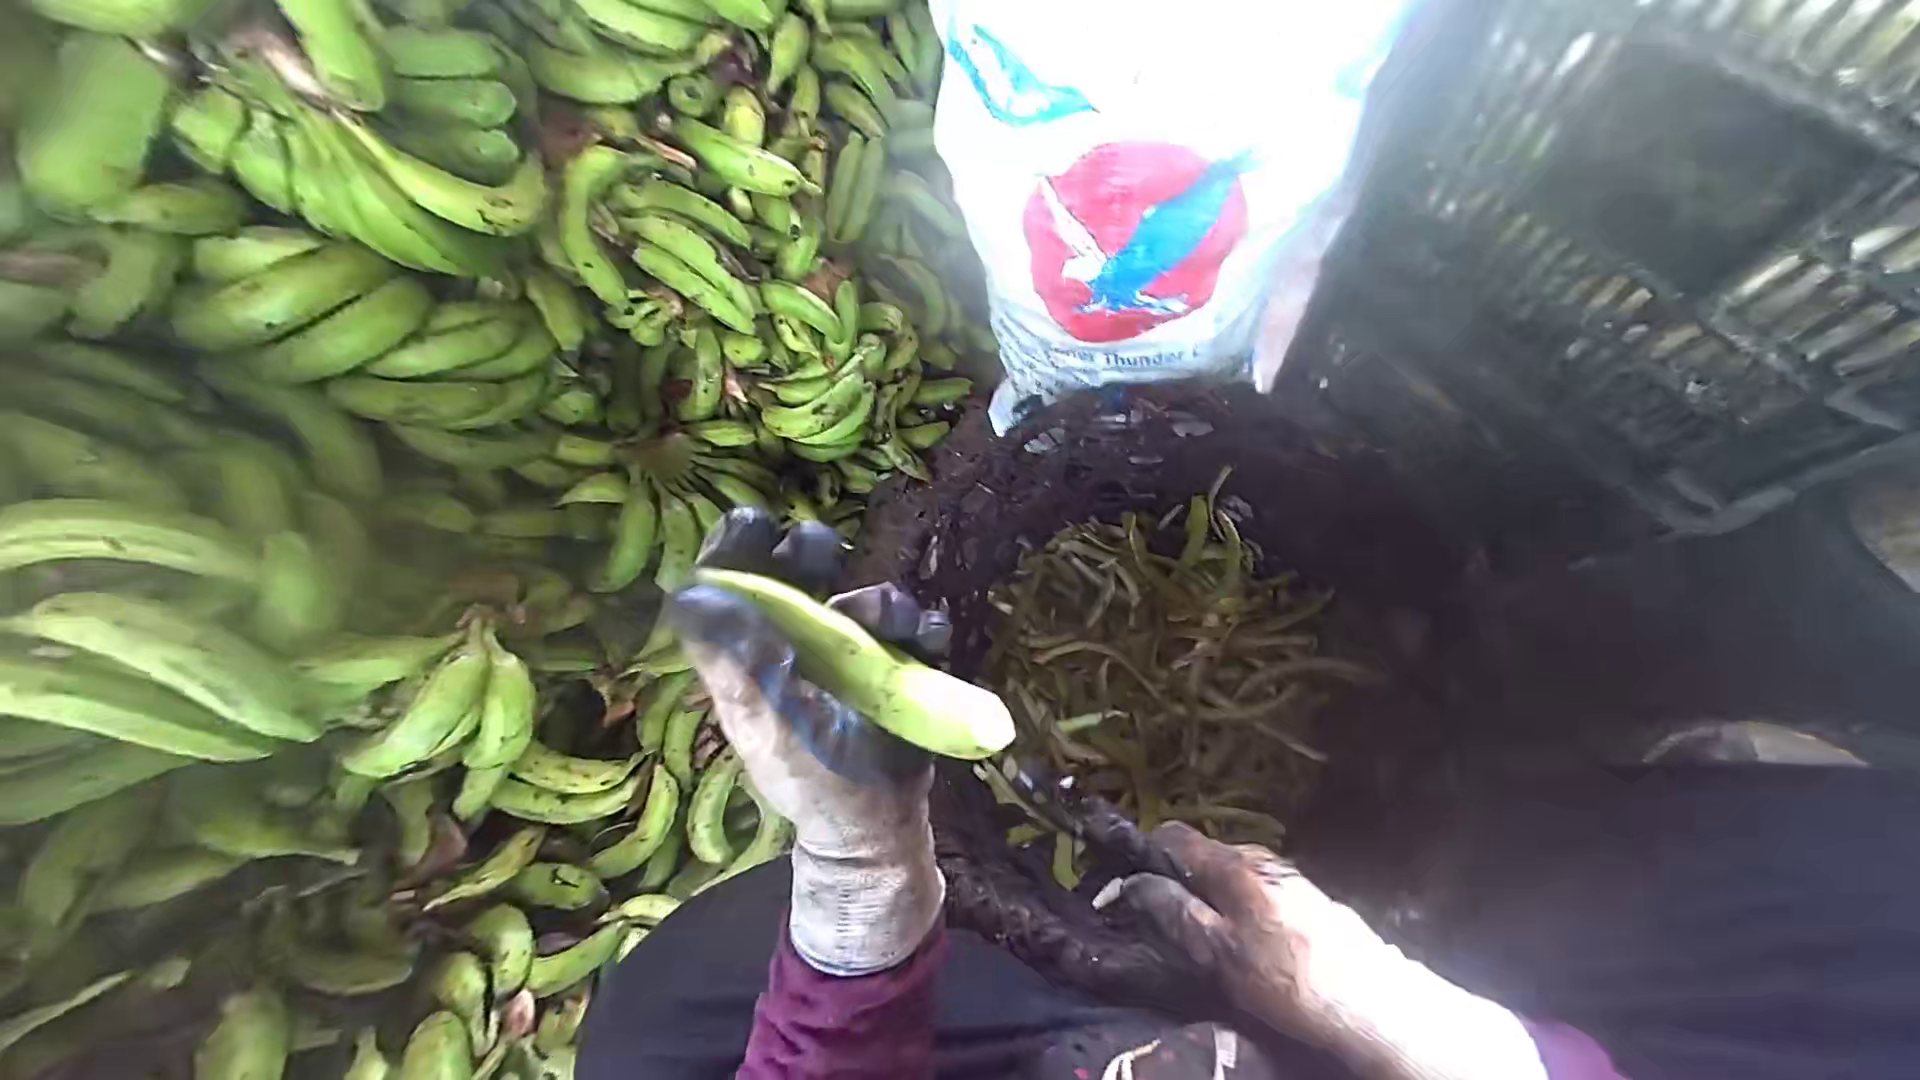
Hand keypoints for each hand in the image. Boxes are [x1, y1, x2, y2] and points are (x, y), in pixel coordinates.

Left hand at [666, 508, 948, 976]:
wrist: (871, 824)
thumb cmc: (806, 777)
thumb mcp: (763, 720)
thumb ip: (736, 659)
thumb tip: (693, 591)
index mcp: (761, 650)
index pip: (740, 584)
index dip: (739, 547)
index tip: (754, 521)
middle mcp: (809, 639)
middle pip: (807, 573)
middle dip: (812, 551)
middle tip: (820, 549)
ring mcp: (862, 649)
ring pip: (873, 597)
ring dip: (880, 600)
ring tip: (883, 622)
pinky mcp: (906, 664)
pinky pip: (924, 630)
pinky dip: (927, 627)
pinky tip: (925, 637)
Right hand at [1105, 823, 1546, 1079]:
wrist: (1382, 1007)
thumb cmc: (1291, 981)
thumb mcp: (1221, 955)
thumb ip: (1175, 912)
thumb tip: (1133, 882)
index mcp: (1230, 863)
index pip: (1172, 834)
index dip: (1146, 852)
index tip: (1134, 882)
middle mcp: (1255, 855)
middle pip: (1200, 852)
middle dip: (1179, 876)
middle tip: (1172, 918)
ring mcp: (1283, 872)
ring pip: (1228, 870)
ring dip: (1210, 892)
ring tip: (1212, 934)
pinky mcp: (1304, 894)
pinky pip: (1255, 886)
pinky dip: (1239, 902)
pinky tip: (1252, 940)